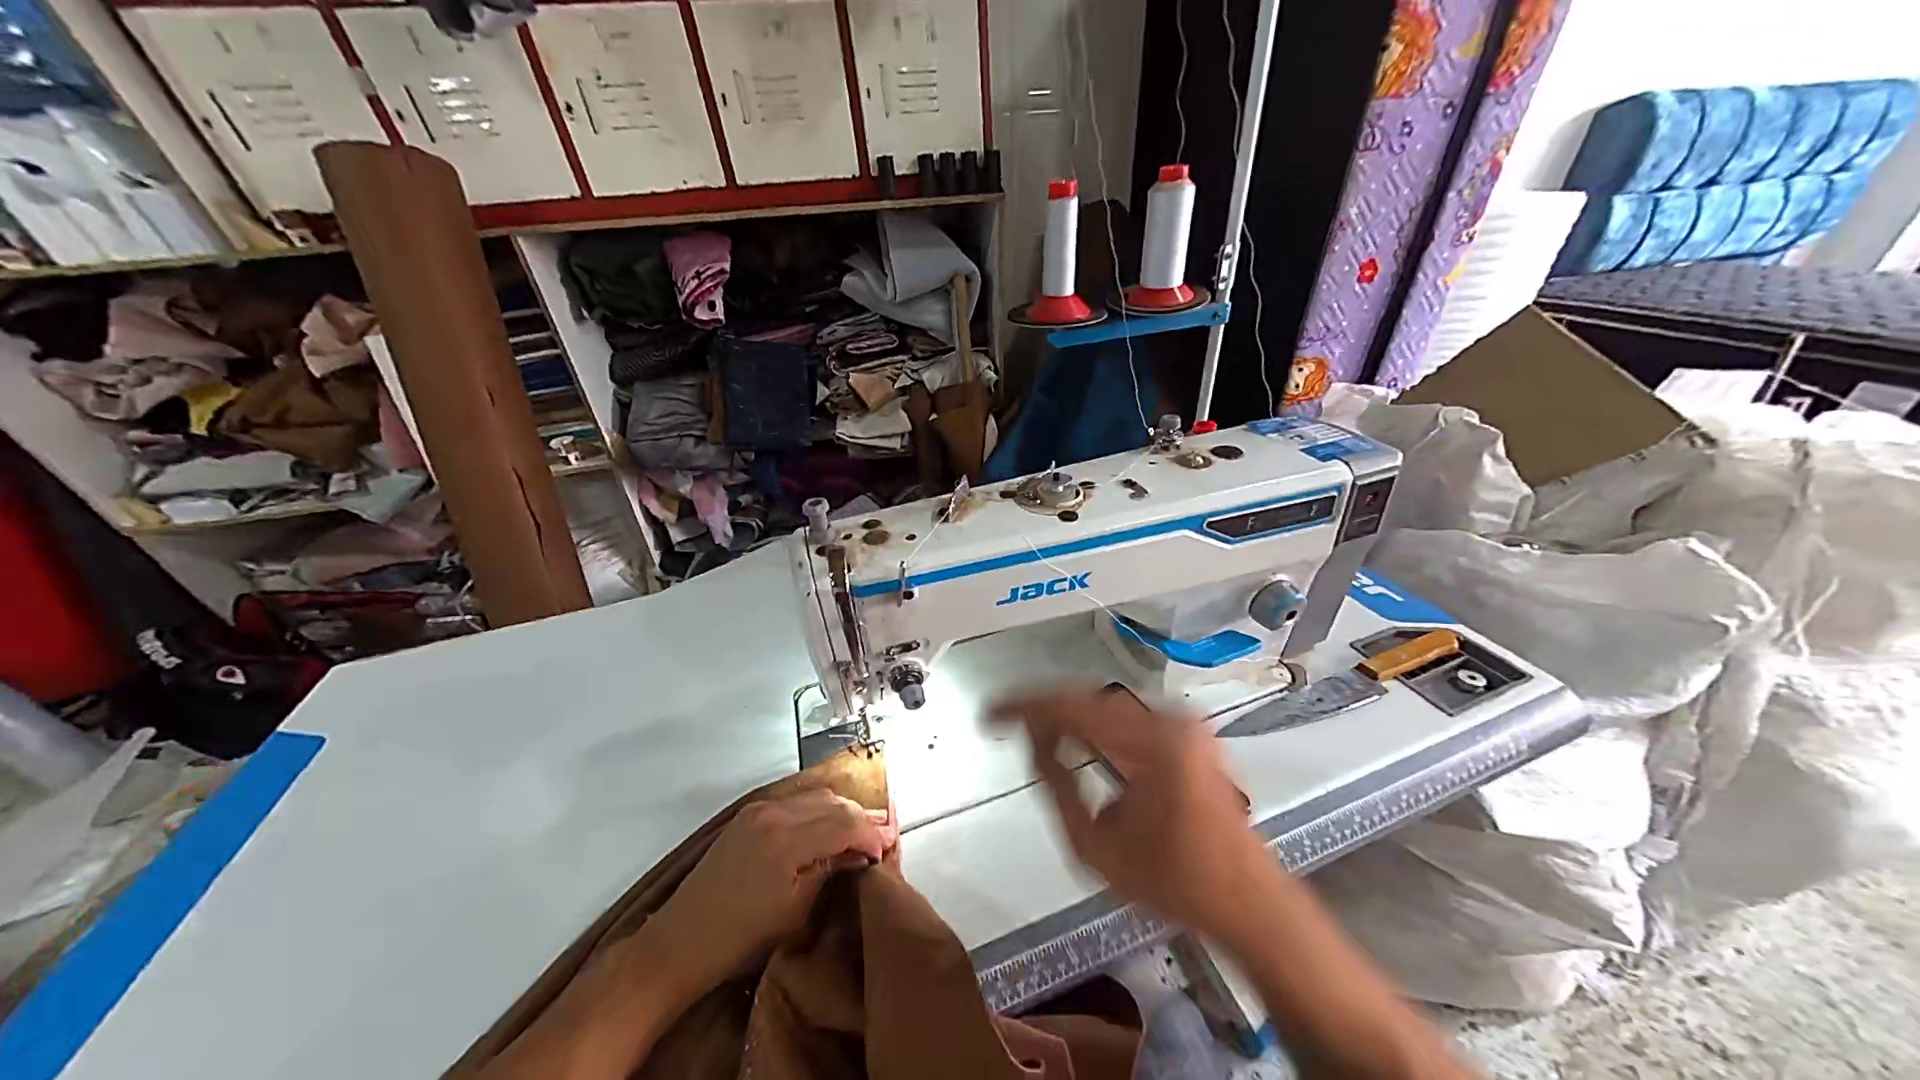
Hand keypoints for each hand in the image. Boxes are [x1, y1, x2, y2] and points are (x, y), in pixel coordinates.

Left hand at [643, 789, 895, 1000]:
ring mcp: (757, 811)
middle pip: (833, 801)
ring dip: (841, 811)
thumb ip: (831, 872)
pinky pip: (795, 800)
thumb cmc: (738, 939)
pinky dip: (818, 809)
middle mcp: (771, 815)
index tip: (883, 849)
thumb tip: (860, 854)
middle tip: (878, 839)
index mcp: (784, 841)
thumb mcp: (795, 913)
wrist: (681, 941)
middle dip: (861, 818)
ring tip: (857, 834)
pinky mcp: (748, 815)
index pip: (845, 821)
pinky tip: (827, 828)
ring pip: (815, 795)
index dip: (871, 833)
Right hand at [991, 688, 1278, 944]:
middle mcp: (1169, 719)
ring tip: (1031, 729)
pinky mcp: (1187, 733)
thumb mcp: (1098, 847)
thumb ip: (1056, 788)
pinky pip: (1126, 714)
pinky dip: (1093, 721)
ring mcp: (1183, 723)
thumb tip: (1033, 747)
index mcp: (1150, 741)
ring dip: (1067, 713)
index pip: (1070, 705)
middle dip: (1043, 708)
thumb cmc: (1175, 881)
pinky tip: (1071, 735)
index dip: (1023, 706)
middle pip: (1088, 697)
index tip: (992, 714)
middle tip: (1007, 722)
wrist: (1247, 898)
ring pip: (1106, 702)